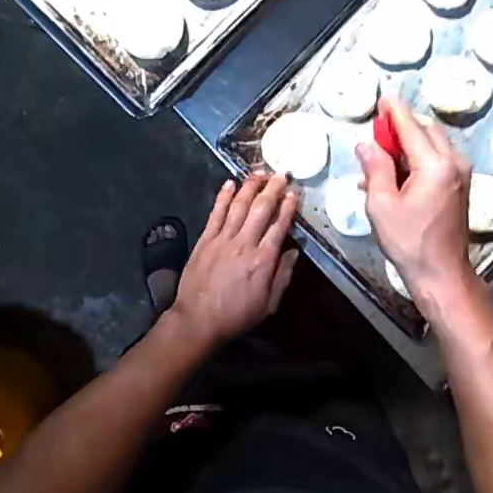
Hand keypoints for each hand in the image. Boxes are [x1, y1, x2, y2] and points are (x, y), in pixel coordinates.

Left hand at [168, 172, 300, 348]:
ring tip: (260, 173)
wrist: (198, 320)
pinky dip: (223, 197)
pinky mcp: (205, 240)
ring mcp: (222, 239)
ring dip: (250, 186)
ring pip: (239, 205)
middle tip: (282, 174)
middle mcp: (244, 244)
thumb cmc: (237, 316)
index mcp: (264, 260)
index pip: (279, 225)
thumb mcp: (269, 304)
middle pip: (261, 209)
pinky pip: (216, 213)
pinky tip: (230, 183)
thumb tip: (293, 251)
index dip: (288, 207)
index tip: (294, 193)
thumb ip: (283, 276)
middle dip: (273, 189)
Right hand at [357, 100, 482, 313]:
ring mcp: (460, 175)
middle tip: (377, 130)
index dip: (394, 112)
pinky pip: (437, 161)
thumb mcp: (381, 205)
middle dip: (401, 127)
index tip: (383, 100)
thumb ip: (375, 169)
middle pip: (426, 131)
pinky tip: (394, 173)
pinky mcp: (459, 187)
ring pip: (433, 144)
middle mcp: (453, 163)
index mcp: (435, 165)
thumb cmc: (409, 242)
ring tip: (381, 156)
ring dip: (408, 143)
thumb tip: (367, 145)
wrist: (441, 272)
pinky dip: (416, 159)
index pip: (411, 127)